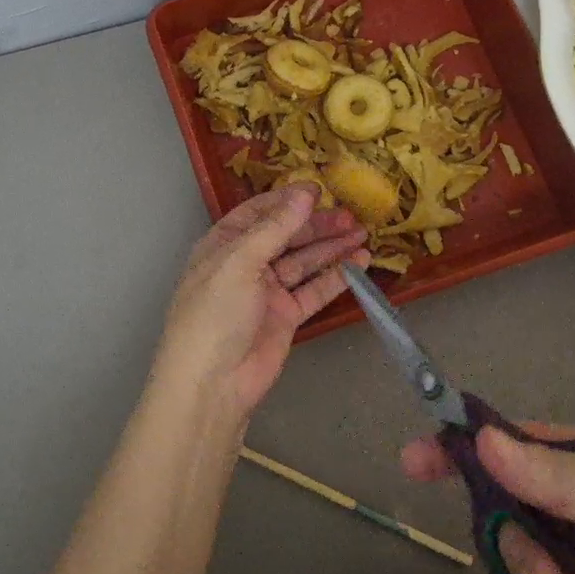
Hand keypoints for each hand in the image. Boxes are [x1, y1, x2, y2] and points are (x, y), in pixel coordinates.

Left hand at [156, 183, 368, 416]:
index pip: (257, 213)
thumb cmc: (214, 313)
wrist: (212, 383)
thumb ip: (275, 228)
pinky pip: (314, 291)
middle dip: (316, 225)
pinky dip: (336, 278)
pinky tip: (359, 265)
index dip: (286, 201)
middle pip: (285, 236)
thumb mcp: (239, 262)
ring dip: (331, 248)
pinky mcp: (286, 317)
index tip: (318, 190)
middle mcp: (245, 264)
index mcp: (223, 245)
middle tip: (350, 216)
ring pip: (304, 262)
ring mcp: (266, 292)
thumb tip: (304, 194)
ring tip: (362, 234)